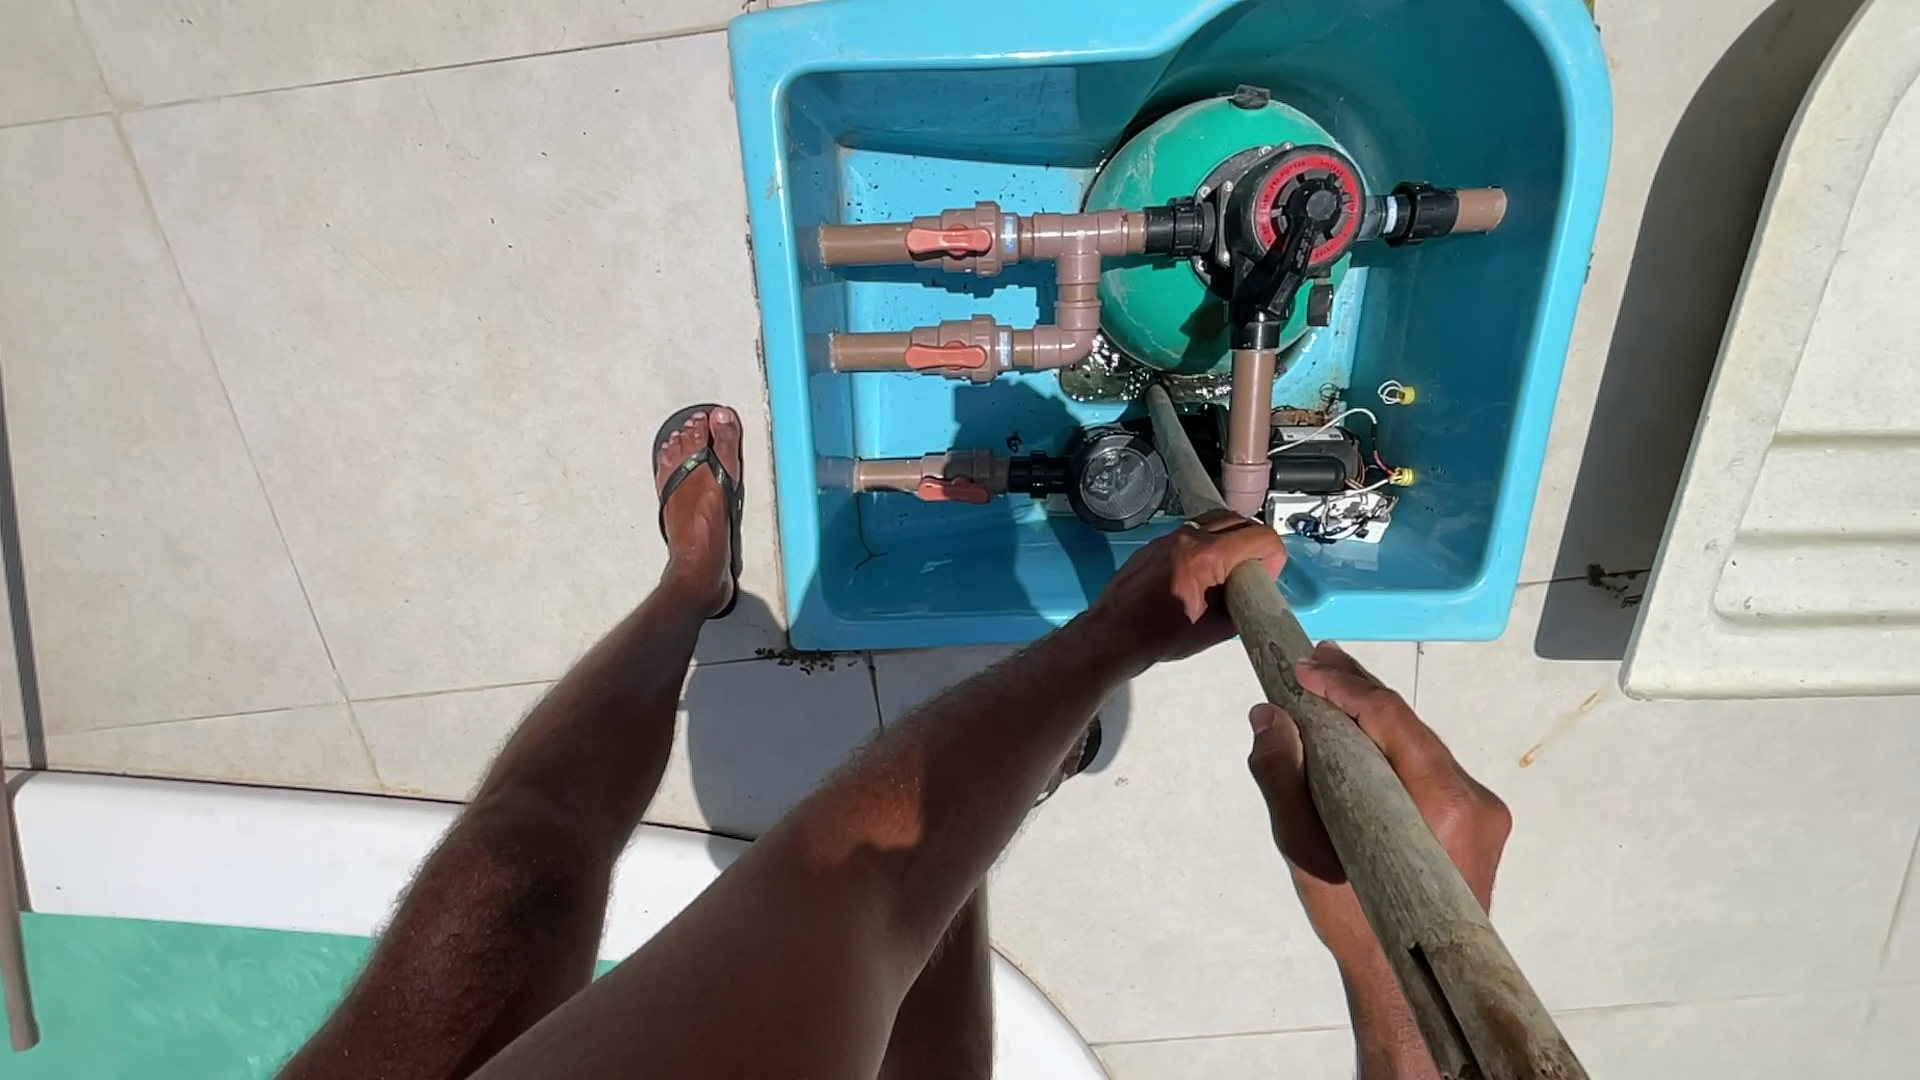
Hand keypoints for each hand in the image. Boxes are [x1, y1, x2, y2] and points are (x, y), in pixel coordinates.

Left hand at [1083, 510, 1286, 668]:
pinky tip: (1201, 570)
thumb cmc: (1158, 637)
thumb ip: (1241, 606)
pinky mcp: (1153, 544)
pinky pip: (1189, 532)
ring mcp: (1167, 538)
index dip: (1273, 555)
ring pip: (1212, 522)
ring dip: (1229, 538)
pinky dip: (1205, 542)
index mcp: (1206, 557)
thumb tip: (1252, 597)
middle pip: (1238, 521)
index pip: (1259, 536)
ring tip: (1230, 568)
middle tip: (1254, 571)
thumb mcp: (1214, 629)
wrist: (1112, 635)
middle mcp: (1187, 538)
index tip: (1268, 574)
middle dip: (1254, 542)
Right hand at [1245, 642, 1509, 970]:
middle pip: (1406, 720)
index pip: (1390, 717)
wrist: (1412, 984)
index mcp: (1440, 800)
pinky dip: (1383, 735)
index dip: (1342, 684)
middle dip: (1354, 684)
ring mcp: (1480, 807)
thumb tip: (1266, 714)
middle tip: (1309, 656)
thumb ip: (1281, 776)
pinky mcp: (1474, 818)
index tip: (1298, 666)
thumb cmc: (1353, 918)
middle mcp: (1473, 795)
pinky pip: (1421, 759)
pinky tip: (1355, 726)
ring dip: (1368, 707)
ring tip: (1324, 680)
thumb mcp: (1302, 847)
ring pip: (1415, 737)